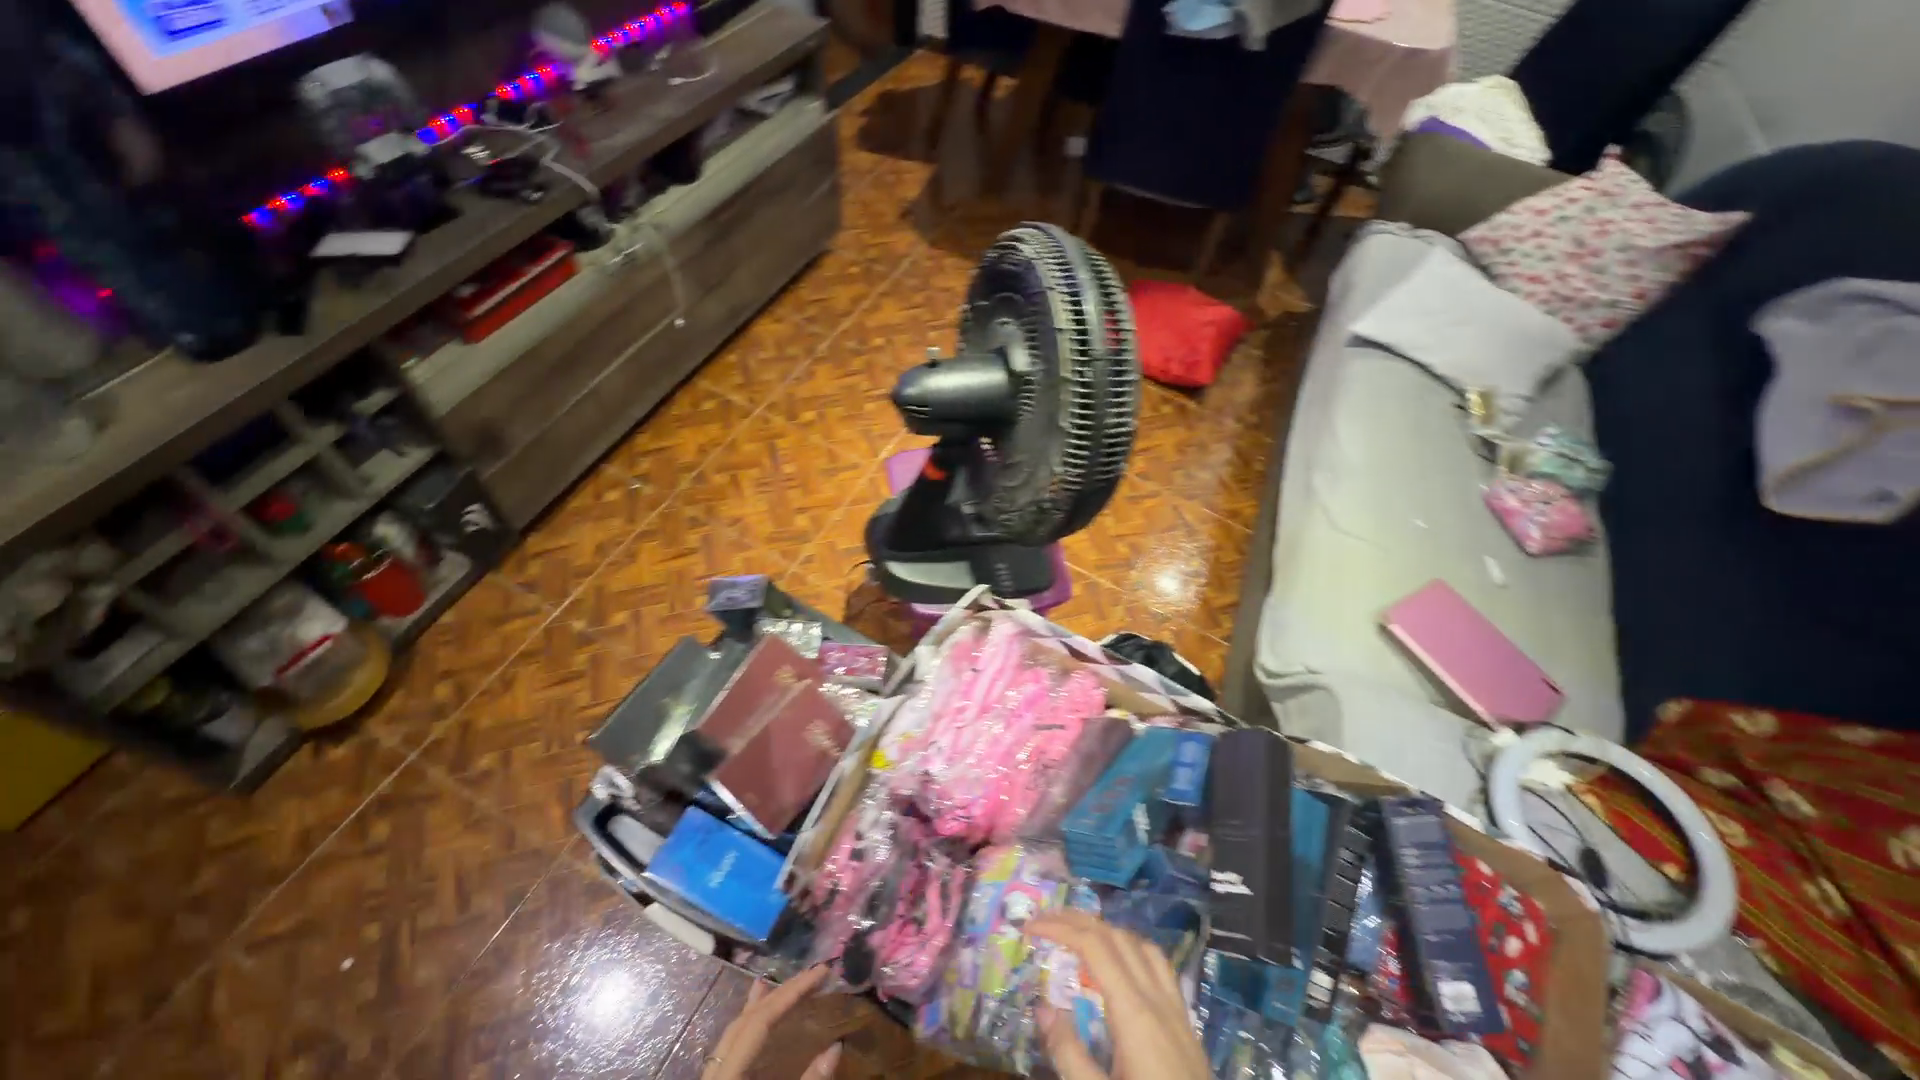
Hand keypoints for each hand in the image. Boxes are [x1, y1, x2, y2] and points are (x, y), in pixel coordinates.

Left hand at [700, 965, 842, 1079]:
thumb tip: (837, 1047)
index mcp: (730, 1069)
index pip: (762, 1019)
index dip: (792, 992)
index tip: (821, 971)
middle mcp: (717, 1064)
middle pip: (748, 1018)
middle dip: (781, 992)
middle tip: (813, 974)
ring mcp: (714, 1071)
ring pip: (736, 1027)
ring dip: (761, 1003)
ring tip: (779, 981)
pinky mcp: (719, 1077)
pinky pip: (731, 1042)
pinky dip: (746, 1023)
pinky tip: (754, 1014)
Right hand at [1027, 912, 1209, 1079]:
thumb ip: (1068, 1053)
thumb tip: (1041, 1007)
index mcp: (1133, 1012)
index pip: (1094, 948)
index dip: (1060, 929)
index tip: (1029, 928)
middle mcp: (1156, 997)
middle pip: (1116, 937)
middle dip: (1077, 921)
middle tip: (1043, 921)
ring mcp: (1176, 1006)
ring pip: (1140, 945)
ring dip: (1105, 930)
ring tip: (1076, 933)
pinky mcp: (1185, 1019)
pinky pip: (1159, 965)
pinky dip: (1132, 947)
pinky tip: (1120, 961)